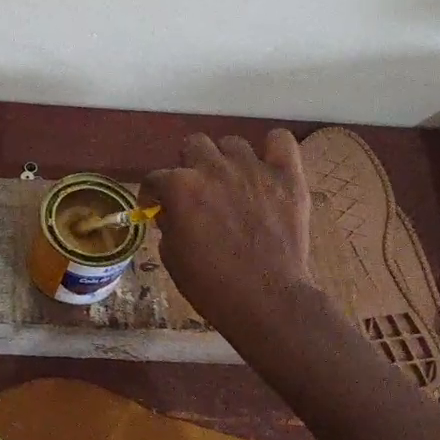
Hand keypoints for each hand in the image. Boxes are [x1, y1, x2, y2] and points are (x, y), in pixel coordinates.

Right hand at [139, 130, 314, 334]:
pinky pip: (280, 141)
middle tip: (196, 191)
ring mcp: (253, 169)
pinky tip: (268, 165)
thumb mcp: (172, 256)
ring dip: (226, 160)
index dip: (152, 194)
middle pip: (193, 145)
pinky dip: (273, 149)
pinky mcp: (287, 177)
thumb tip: (171, 211)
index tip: (155, 207)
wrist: (266, 299)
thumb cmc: (210, 284)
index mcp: (180, 187)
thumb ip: (168, 223)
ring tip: (232, 182)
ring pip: (233, 144)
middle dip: (189, 166)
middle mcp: (213, 168)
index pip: (156, 178)